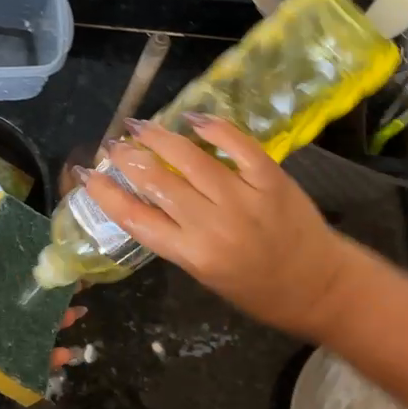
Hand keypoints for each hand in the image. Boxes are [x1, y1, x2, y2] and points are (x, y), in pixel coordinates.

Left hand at [0, 202, 79, 408]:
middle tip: (80, 281)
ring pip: (33, 326)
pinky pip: (28, 359)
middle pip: (26, 296)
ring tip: (81, 313)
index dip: (31, 258)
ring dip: (58, 320)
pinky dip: (49, 357)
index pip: (7, 265)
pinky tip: (68, 351)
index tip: (59, 248)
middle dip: (53, 290)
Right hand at [83, 115, 370, 338]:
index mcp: (192, 254)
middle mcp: (213, 226)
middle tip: (112, 144)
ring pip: (190, 158)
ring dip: (158, 137)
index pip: (135, 218)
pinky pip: (237, 146)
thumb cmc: (257, 289)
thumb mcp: (203, 273)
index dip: (105, 193)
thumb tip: (143, 196)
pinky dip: (213, 128)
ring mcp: (244, 199)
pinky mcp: (271, 180)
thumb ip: (174, 236)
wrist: (320, 287)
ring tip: (139, 125)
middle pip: (156, 181)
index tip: (87, 174)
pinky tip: (192, 118)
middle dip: (127, 157)